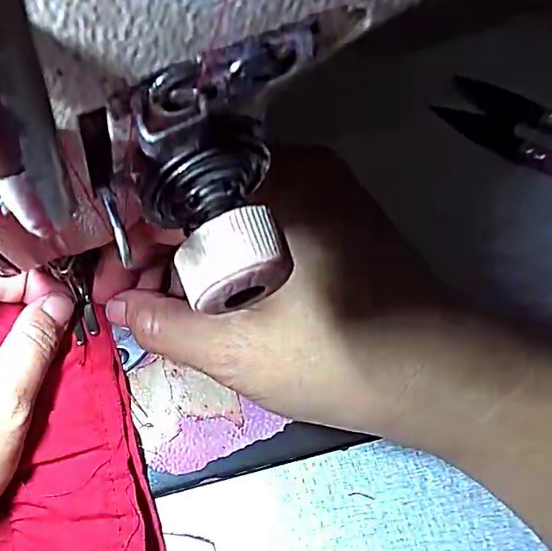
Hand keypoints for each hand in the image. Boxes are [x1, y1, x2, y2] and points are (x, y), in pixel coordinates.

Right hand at [104, 148, 543, 452]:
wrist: (445, 379)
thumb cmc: (339, 358)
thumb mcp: (234, 350)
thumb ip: (163, 325)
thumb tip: (117, 306)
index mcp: (270, 187)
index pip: (166, 198)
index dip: (123, 244)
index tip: (106, 292)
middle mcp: (293, 172)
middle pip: (191, 202)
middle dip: (150, 255)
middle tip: (129, 308)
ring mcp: (315, 194)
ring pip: (218, 217)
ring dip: (181, 263)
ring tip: (163, 315)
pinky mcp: (326, 222)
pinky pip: (250, 230)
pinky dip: (217, 263)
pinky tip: (204, 305)